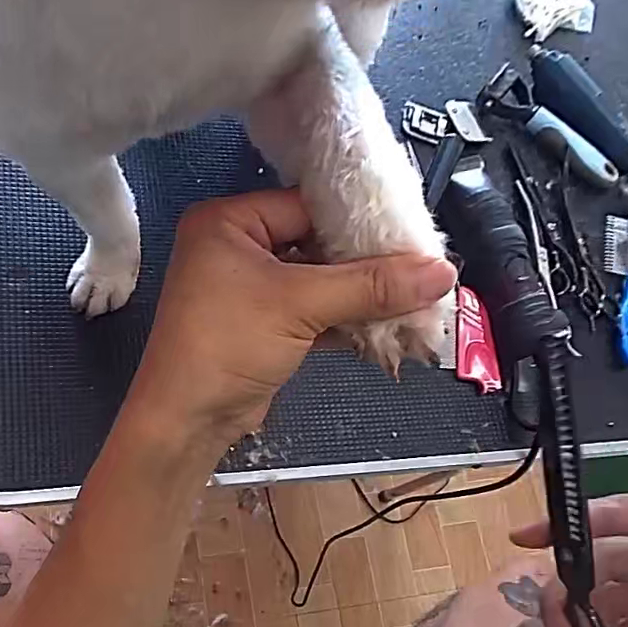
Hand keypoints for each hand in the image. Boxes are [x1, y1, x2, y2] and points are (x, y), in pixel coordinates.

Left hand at [126, 189, 455, 438]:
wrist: (190, 421)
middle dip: (366, 265)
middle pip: (318, 246)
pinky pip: (314, 314)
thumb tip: (438, 273)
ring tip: (411, 300)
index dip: (359, 221)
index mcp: (230, 222)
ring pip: (320, 283)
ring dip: (360, 298)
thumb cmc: (225, 346)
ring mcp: (252, 292)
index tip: (408, 234)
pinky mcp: (266, 328)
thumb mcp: (300, 305)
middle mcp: (239, 249)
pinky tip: (383, 326)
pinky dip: (345, 322)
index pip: (308, 206)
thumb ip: (371, 286)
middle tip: (416, 268)